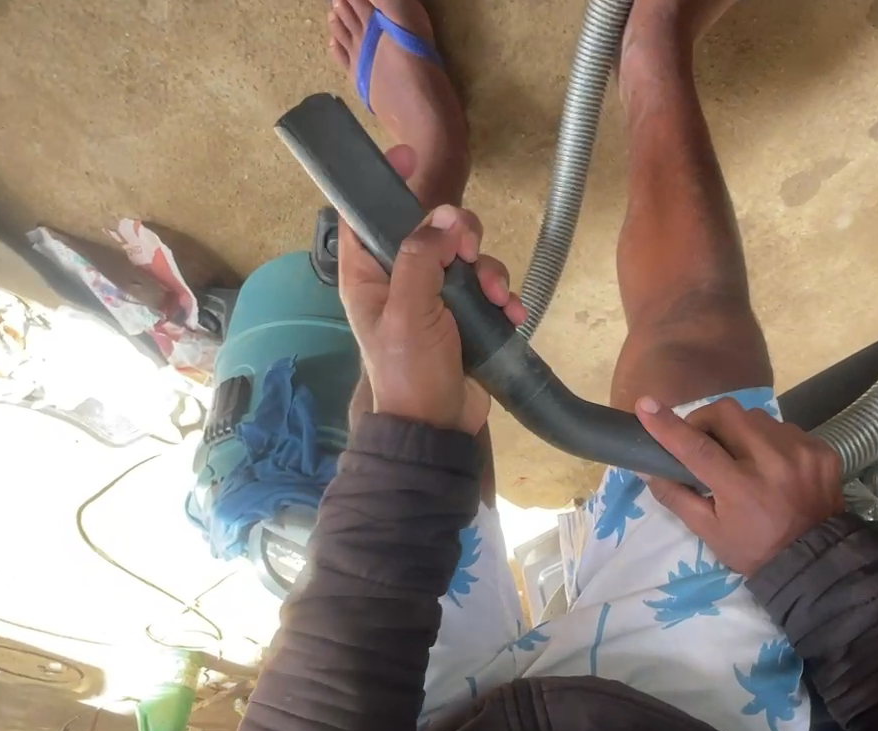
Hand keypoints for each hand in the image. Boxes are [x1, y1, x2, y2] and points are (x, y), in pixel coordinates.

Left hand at [338, 146, 525, 433]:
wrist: (438, 426)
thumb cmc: (409, 374)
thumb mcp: (408, 313)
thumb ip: (422, 259)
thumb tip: (446, 217)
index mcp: (370, 276)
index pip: (365, 216)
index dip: (383, 184)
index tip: (409, 158)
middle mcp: (401, 280)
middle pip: (431, 229)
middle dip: (461, 236)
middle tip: (472, 253)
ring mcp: (436, 299)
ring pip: (467, 258)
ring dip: (490, 272)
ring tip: (499, 300)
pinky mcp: (465, 317)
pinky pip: (488, 289)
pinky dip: (503, 298)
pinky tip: (512, 316)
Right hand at [637, 395, 846, 576]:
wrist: (817, 561)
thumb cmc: (753, 549)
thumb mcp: (708, 531)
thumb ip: (676, 497)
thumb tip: (647, 469)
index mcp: (740, 487)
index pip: (696, 447)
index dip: (668, 425)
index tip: (645, 405)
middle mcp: (772, 461)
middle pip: (727, 413)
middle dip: (705, 419)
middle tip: (700, 439)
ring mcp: (801, 451)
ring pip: (756, 417)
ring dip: (738, 430)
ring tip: (739, 456)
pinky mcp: (821, 449)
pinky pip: (784, 428)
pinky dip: (768, 440)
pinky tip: (770, 464)